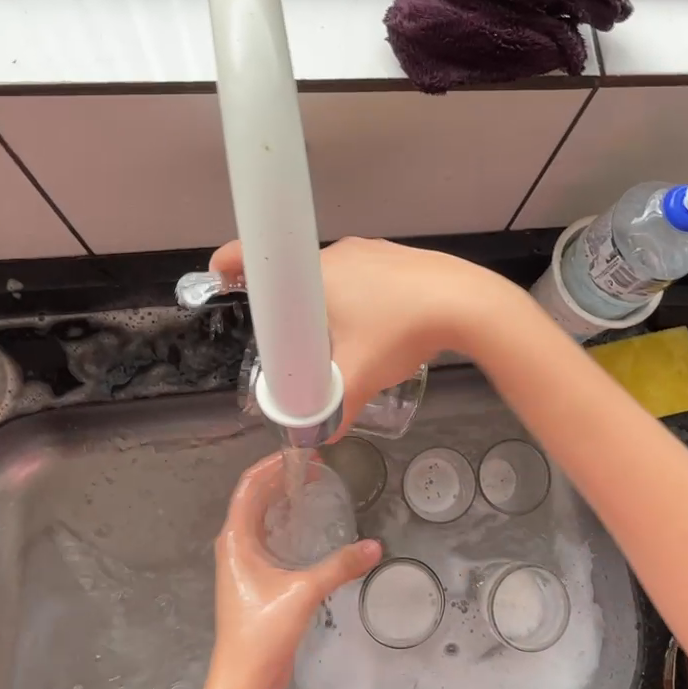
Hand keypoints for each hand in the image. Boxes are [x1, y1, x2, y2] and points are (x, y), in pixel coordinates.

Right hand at [209, 237, 523, 425]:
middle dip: (294, 306)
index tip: (219, 278)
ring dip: (331, 302)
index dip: (231, 266)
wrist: (468, 303)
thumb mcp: (360, 375)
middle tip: (299, 341)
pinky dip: (363, 296)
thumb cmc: (401, 330)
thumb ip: (332, 410)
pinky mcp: (401, 256)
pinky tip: (382, 324)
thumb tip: (318, 438)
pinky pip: (367, 274)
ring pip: (336, 275)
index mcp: (316, 271)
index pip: (257, 257)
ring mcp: (374, 249)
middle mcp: (340, 251)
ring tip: (346, 338)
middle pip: (299, 275)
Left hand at [213, 452, 381, 688]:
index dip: (271, 465)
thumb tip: (376, 546)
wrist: (244, 681)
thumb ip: (340, 566)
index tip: (302, 454)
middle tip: (316, 468)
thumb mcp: (304, 592)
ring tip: (314, 488)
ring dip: (281, 499)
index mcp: (235, 540)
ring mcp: (241, 564)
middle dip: (280, 479)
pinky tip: (308, 527)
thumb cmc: (263, 631)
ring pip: (259, 518)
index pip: (248, 487)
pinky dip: (284, 523)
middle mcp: (234, 546)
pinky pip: (266, 537)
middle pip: (253, 498)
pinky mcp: (252, 580)